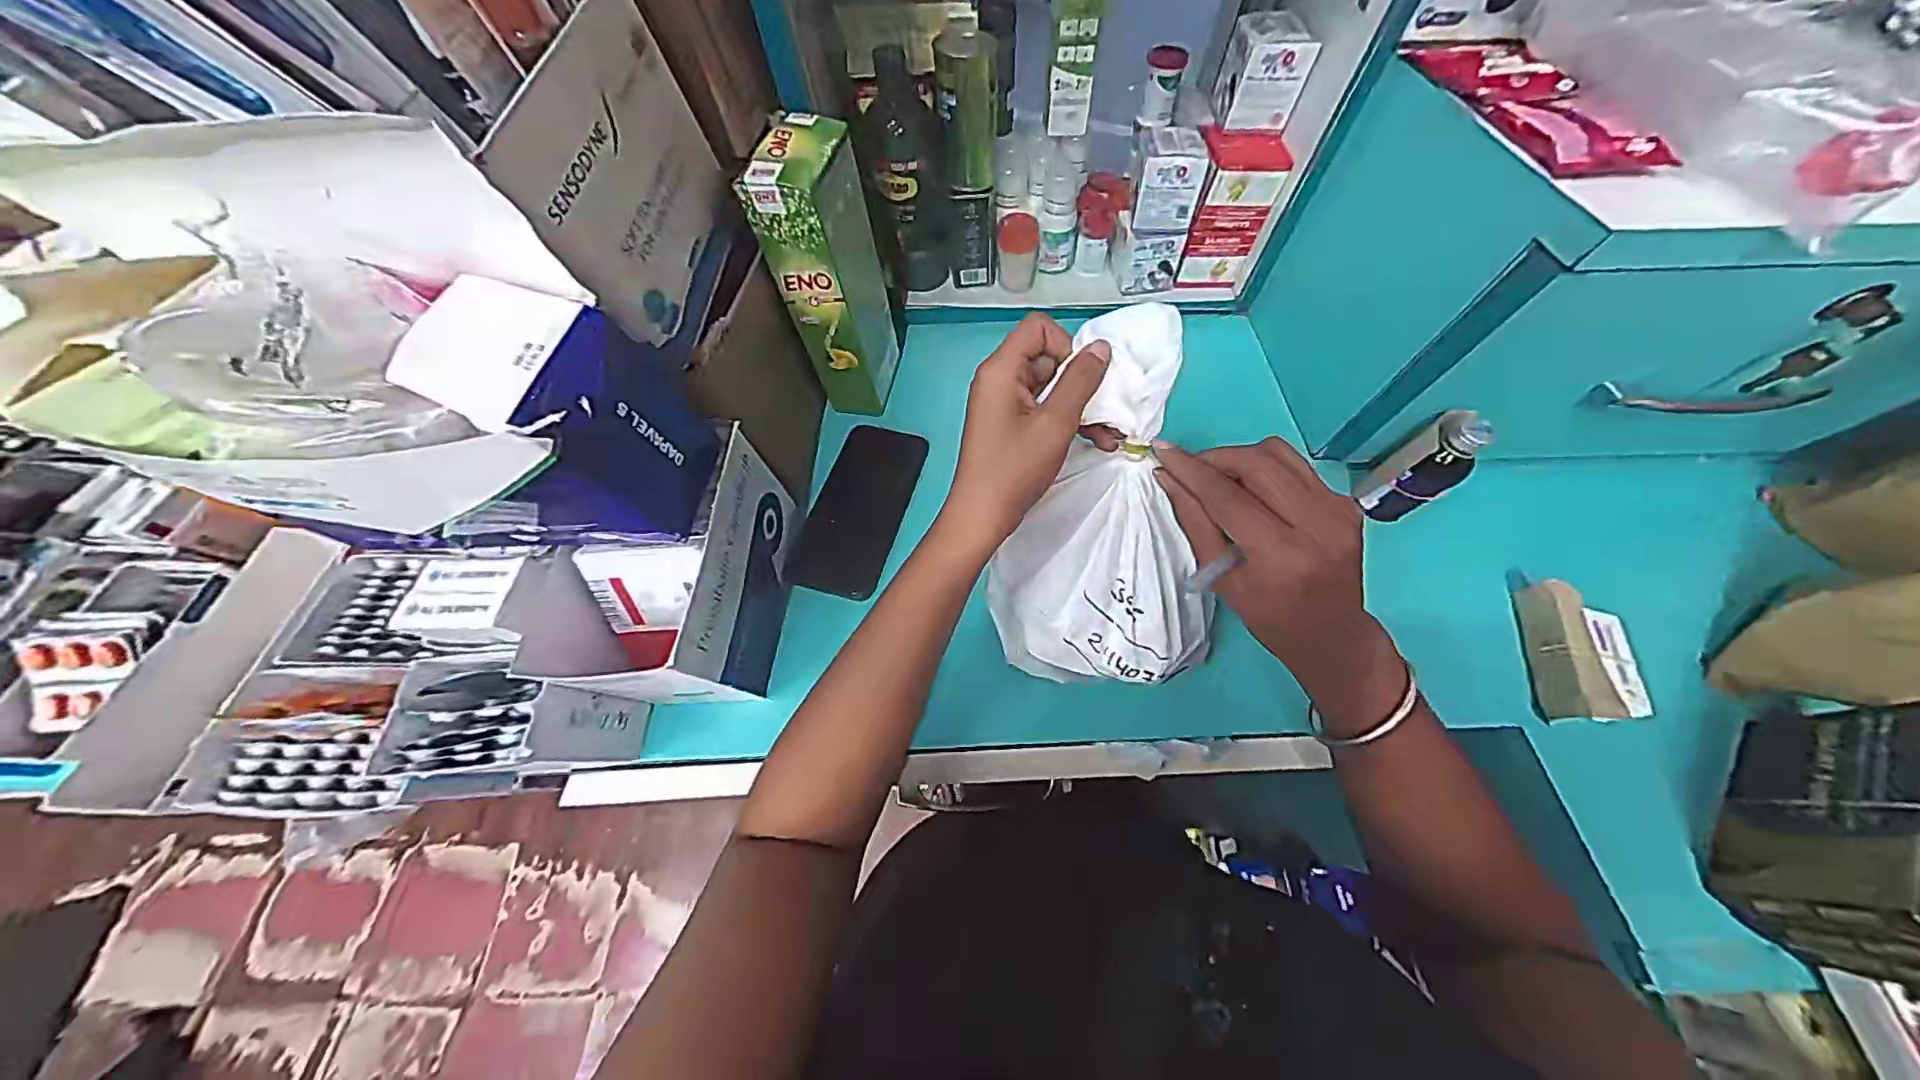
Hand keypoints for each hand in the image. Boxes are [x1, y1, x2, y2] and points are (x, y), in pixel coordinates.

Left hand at [939, 313, 1110, 553]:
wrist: (983, 515)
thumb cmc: (1012, 470)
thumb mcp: (1055, 423)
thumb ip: (1080, 381)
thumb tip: (1099, 348)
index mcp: (1000, 371)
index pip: (1038, 328)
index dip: (1066, 345)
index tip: (1081, 377)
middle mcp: (999, 380)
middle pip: (1047, 357)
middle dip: (1080, 380)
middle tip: (1103, 407)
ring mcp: (1004, 403)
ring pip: (1051, 386)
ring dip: (1080, 404)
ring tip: (1107, 431)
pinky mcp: (1010, 423)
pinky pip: (1044, 408)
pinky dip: (1068, 420)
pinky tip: (1096, 440)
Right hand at [1154, 437, 1402, 721]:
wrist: (1332, 633)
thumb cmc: (1269, 616)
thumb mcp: (1222, 578)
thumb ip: (1195, 523)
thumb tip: (1170, 479)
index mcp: (1283, 556)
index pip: (1229, 497)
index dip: (1192, 471)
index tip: (1165, 453)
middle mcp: (1318, 525)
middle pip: (1257, 463)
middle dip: (1215, 457)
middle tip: (1190, 468)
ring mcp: (1338, 509)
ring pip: (1279, 454)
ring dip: (1239, 457)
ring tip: (1218, 477)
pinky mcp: (1346, 501)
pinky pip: (1296, 466)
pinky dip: (1265, 470)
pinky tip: (1251, 491)